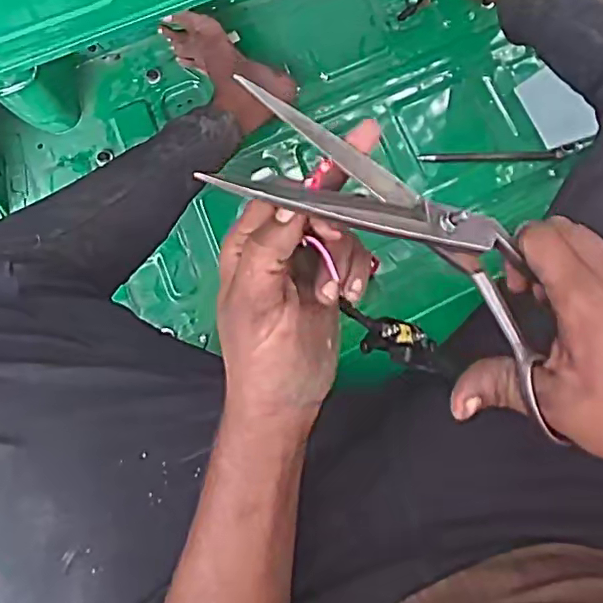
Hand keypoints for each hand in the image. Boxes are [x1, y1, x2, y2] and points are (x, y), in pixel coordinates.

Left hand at [216, 201, 372, 425]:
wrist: (287, 403)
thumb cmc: (260, 359)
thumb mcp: (257, 300)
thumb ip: (269, 246)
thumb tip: (289, 203)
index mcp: (246, 246)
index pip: (274, 199)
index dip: (301, 200)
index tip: (325, 219)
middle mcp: (275, 246)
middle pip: (312, 210)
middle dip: (331, 232)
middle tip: (335, 259)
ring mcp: (304, 261)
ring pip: (337, 230)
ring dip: (345, 258)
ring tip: (335, 291)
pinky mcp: (328, 276)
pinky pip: (351, 254)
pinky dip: (356, 271)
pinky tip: (348, 294)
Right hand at [449, 216, 602, 482]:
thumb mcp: (555, 402)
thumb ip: (500, 385)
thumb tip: (460, 398)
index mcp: (585, 296)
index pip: (540, 235)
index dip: (514, 252)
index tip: (513, 288)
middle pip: (561, 227)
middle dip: (534, 250)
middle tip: (530, 293)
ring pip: (587, 239)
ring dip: (561, 259)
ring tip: (557, 307)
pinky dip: (586, 270)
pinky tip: (587, 317)